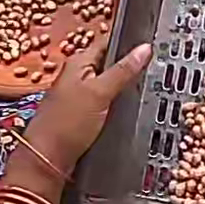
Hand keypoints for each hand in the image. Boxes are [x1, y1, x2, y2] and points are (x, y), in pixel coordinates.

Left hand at [20, 36, 152, 176]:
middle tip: (156, 71)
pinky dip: (118, 105)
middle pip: (110, 65)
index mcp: (78, 62)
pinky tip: (129, 109)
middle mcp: (78, 76)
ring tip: (147, 90)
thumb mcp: (100, 92)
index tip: (152, 48)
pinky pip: (106, 103)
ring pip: (109, 86)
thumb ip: (123, 70)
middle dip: (130, 69)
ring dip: (125, 89)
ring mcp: (80, 96)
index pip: (108, 44)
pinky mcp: (84, 114)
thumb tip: (145, 48)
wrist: (49, 159)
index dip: (129, 44)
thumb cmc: (68, 123)